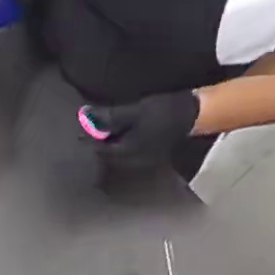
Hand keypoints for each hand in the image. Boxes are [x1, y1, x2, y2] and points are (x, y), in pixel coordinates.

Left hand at [82, 91, 200, 168]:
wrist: (194, 114)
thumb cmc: (163, 111)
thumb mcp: (133, 111)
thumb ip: (109, 117)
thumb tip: (85, 115)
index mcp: (126, 153)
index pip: (100, 150)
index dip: (89, 139)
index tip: (80, 131)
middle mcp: (131, 163)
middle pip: (107, 157)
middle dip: (97, 144)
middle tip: (88, 132)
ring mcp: (141, 162)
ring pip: (117, 156)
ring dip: (108, 145)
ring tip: (101, 133)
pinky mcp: (149, 156)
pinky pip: (127, 153)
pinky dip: (119, 145)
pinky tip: (119, 135)